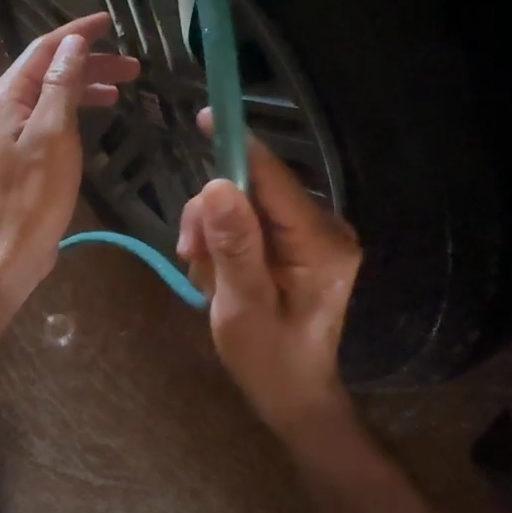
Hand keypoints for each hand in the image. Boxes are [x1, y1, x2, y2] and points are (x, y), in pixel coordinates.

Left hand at [0, 13, 139, 293]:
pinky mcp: (25, 150)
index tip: (112, 22)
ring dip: (88, 84)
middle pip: (51, 68)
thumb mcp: (53, 132)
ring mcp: (14, 129)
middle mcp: (5, 106)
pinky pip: (55, 115)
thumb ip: (62, 83)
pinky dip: (79, 107)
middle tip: (134, 66)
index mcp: (6, 96)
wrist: (14, 247)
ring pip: (55, 93)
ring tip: (126, 86)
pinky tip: (103, 111)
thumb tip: (73, 42)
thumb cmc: (34, 192)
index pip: (44, 48)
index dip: (78, 32)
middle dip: (91, 61)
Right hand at [177, 108, 363, 439]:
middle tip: (190, 253)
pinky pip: (245, 224)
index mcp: (320, 242)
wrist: (292, 395)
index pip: (273, 179)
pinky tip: (217, 277)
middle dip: (211, 215)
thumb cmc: (270, 361)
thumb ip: (233, 247)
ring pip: (241, 206)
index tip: (205, 118)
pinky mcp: (293, 244)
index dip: (238, 147)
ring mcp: (308, 236)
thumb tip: (216, 187)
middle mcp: (321, 228)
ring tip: (205, 277)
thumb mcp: (243, 307)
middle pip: (251, 189)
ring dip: (211, 234)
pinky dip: (221, 244)